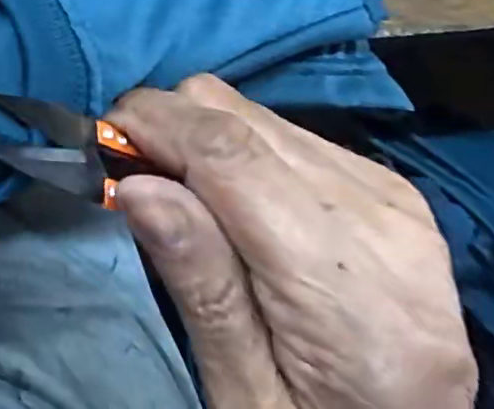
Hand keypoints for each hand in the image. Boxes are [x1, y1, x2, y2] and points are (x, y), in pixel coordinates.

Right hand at [109, 75, 475, 408]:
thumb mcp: (247, 404)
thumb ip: (200, 285)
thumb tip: (134, 184)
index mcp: (352, 295)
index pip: (233, 157)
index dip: (156, 124)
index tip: (101, 135)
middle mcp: (382, 223)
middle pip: (243, 119)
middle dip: (170, 124)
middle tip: (129, 170)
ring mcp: (392, 196)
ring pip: (260, 113)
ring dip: (201, 133)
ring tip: (177, 186)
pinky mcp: (389, 186)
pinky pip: (287, 131)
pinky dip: (240, 147)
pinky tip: (231, 196)